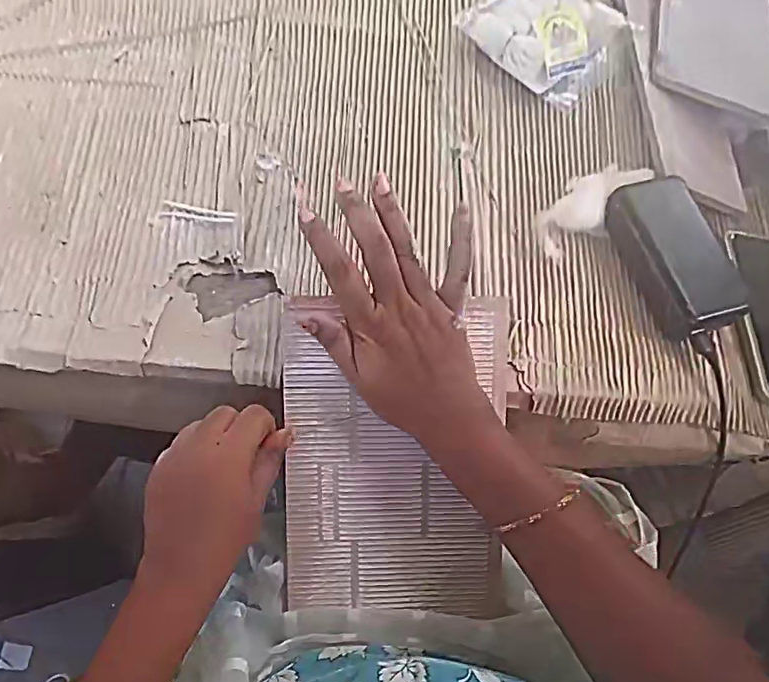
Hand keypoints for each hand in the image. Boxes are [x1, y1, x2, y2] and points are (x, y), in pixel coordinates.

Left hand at [139, 404, 290, 595]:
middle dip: (241, 428)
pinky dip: (195, 450)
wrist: (181, 565)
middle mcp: (198, 445)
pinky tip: (202, 479)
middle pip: (225, 413)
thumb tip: (282, 436)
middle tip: (248, 458)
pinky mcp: (159, 465)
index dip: (266, 428)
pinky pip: (181, 443)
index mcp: (228, 453)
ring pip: (201, 424)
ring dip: (216, 436)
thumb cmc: (224, 540)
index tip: (269, 445)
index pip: (253, 415)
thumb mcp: (255, 501)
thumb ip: (268, 462)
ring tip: (224, 470)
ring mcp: (174, 454)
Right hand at [294, 174, 495, 453]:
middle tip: (341, 183)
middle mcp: (398, 307)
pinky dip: (460, 240)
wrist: (448, 414)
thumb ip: (335, 344)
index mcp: (371, 326)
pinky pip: (457, 270)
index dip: (322, 240)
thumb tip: (307, 316)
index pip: (341, 275)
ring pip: (407, 252)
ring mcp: (426, 304)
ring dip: (392, 215)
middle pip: (374, 252)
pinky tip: (461, 210)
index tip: (307, 212)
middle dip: (356, 214)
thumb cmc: (401, 401)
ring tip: (379, 180)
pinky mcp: (450, 308)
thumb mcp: (359, 380)